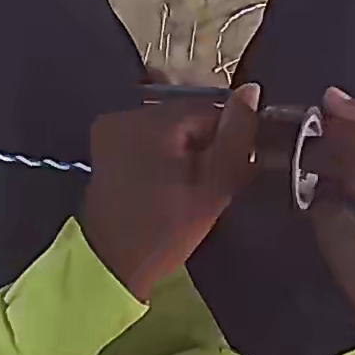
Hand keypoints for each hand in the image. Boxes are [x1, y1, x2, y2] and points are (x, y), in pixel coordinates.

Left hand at [80, 84, 260, 298]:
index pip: (208, 108)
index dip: (227, 137)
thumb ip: (235, 138)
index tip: (231, 168)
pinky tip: (164, 181)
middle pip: (185, 115)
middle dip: (203, 142)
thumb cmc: (166, 231)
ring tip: (186, 184)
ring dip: (183, 148)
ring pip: (167, 126)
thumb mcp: (212, 187)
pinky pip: (146, 136)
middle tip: (208, 181)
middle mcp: (125, 115)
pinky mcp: (104, 144)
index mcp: (149, 121)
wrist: (113, 263)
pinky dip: (161, 152)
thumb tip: (251, 91)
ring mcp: (110, 128)